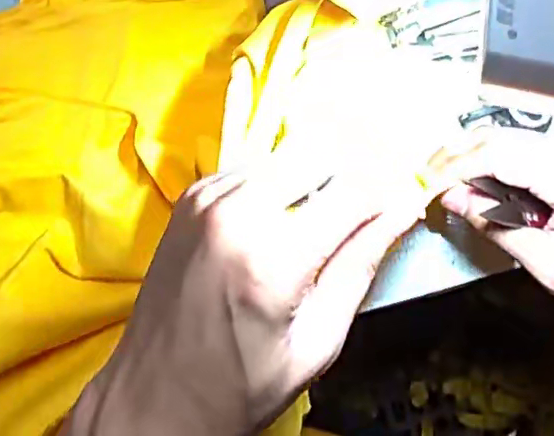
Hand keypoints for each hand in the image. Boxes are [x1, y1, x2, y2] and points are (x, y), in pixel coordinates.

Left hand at [66, 159, 427, 435]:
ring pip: (290, 154)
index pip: (354, 190)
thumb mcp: (316, 342)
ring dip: (314, 178)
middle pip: (322, 154)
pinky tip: (276, 221)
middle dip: (351, 176)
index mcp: (273, 258)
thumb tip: (403, 208)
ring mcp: (211, 195)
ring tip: (316, 223)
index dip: (387, 190)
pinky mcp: (195, 191)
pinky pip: (257, 166)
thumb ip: (362, 264)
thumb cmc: (240, 386)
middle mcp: (239, 210)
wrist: (150, 399)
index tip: (401, 199)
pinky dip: (278, 184)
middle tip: (361, 209)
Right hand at [433, 129, 553, 333]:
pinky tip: (482, 190)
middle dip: (456, 159)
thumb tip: (456, 199)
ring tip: (448, 191)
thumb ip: (499, 227)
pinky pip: (521, 153)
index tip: (425, 184)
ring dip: (473, 163)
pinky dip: (494, 169)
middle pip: (495, 137)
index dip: (452, 167)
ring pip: (504, 142)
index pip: (492, 152)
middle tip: (427, 184)